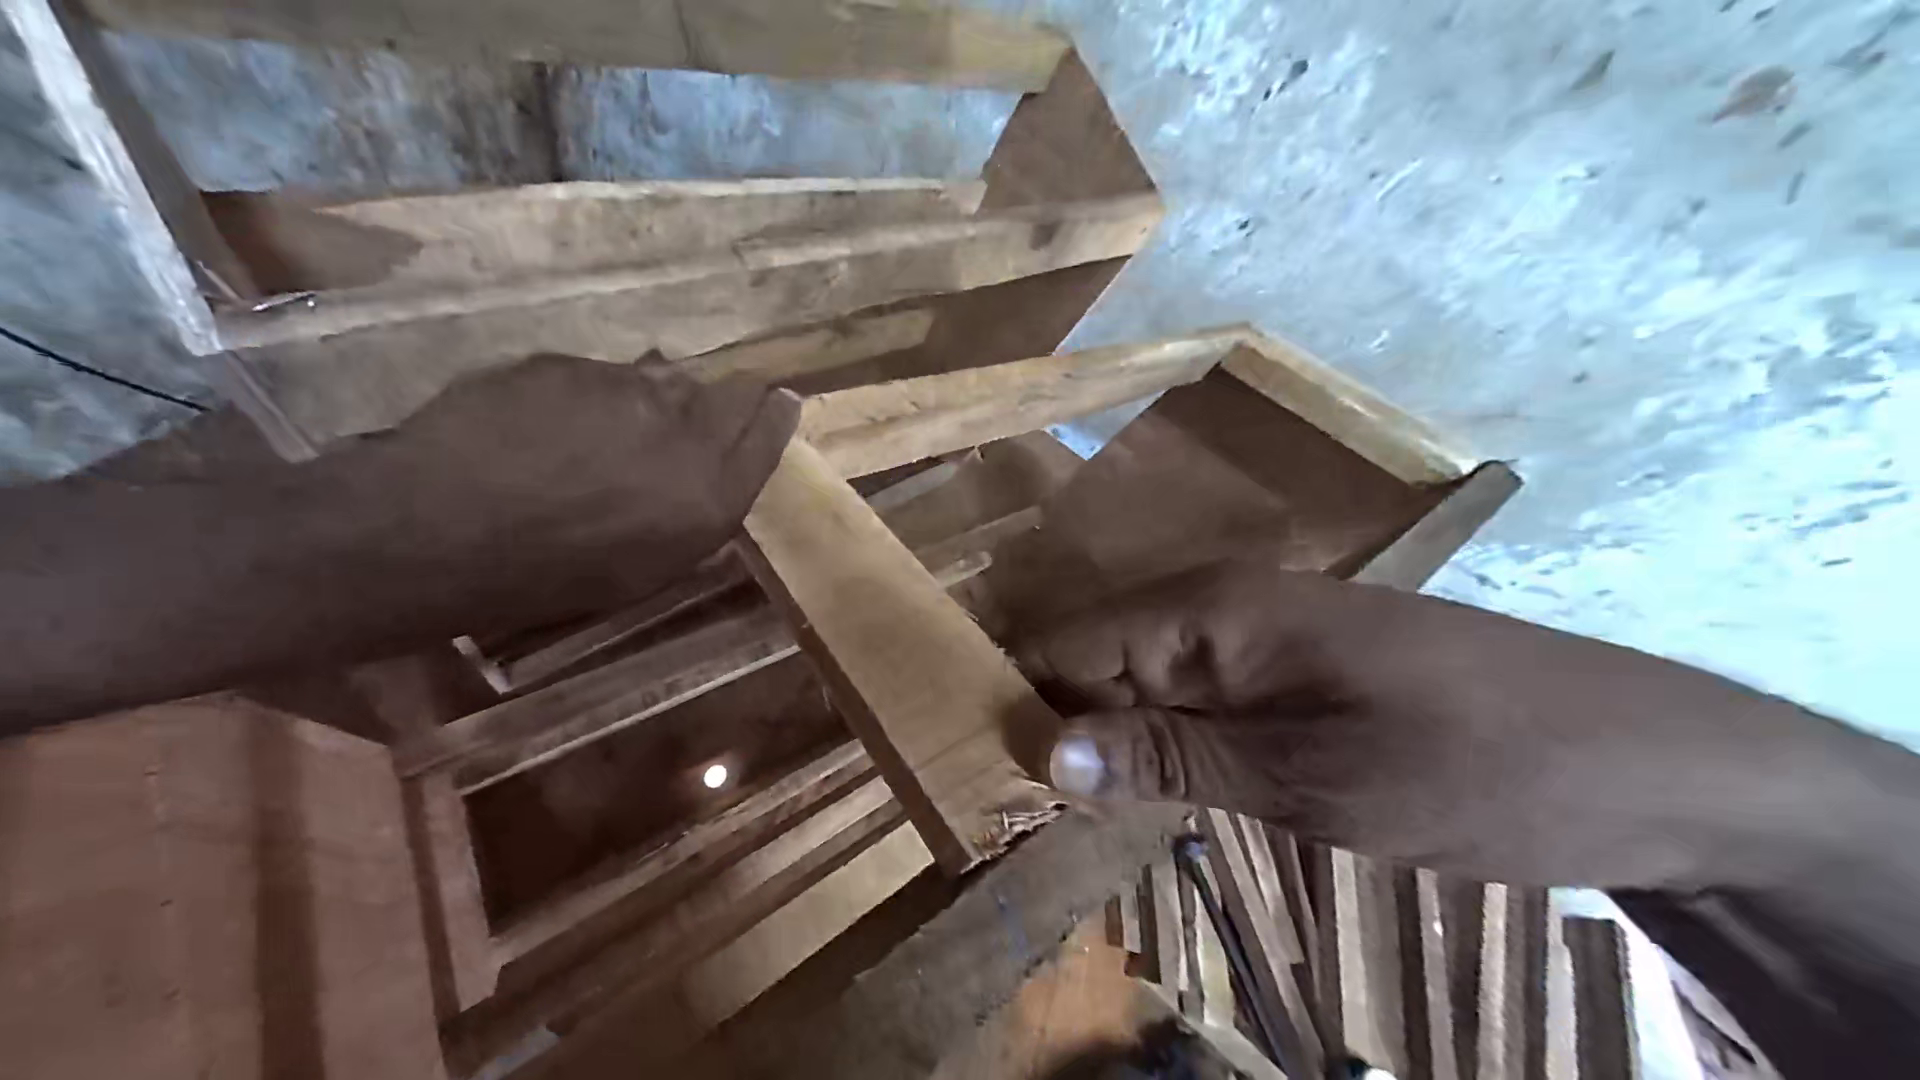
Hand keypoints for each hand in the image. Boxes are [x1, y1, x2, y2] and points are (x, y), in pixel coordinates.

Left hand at [358, 352, 798, 609]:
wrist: (439, 534)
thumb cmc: (557, 574)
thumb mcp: (654, 565)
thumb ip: (703, 506)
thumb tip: (716, 462)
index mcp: (710, 493)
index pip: (767, 432)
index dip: (777, 412)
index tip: (782, 398)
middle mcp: (683, 432)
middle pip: (731, 391)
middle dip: (730, 396)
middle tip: (703, 413)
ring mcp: (625, 389)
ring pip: (666, 379)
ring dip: (659, 399)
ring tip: (618, 429)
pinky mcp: (569, 365)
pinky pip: (603, 374)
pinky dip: (596, 395)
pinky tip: (557, 425)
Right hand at [1018, 560, 1898, 890]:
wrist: (1652, 765)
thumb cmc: (1472, 760)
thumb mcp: (1306, 775)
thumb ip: (1168, 755)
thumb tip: (1042, 751)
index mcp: (1207, 609)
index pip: (1069, 643)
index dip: (1021, 701)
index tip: (979, 770)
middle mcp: (1215, 609)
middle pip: (1096, 663)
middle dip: (1057, 729)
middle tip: (1013, 810)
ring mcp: (1250, 640)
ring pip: (1139, 687)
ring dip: (1105, 745)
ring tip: (1060, 813)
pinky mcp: (1280, 675)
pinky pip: (1188, 703)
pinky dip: (1157, 748)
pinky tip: (1142, 793)